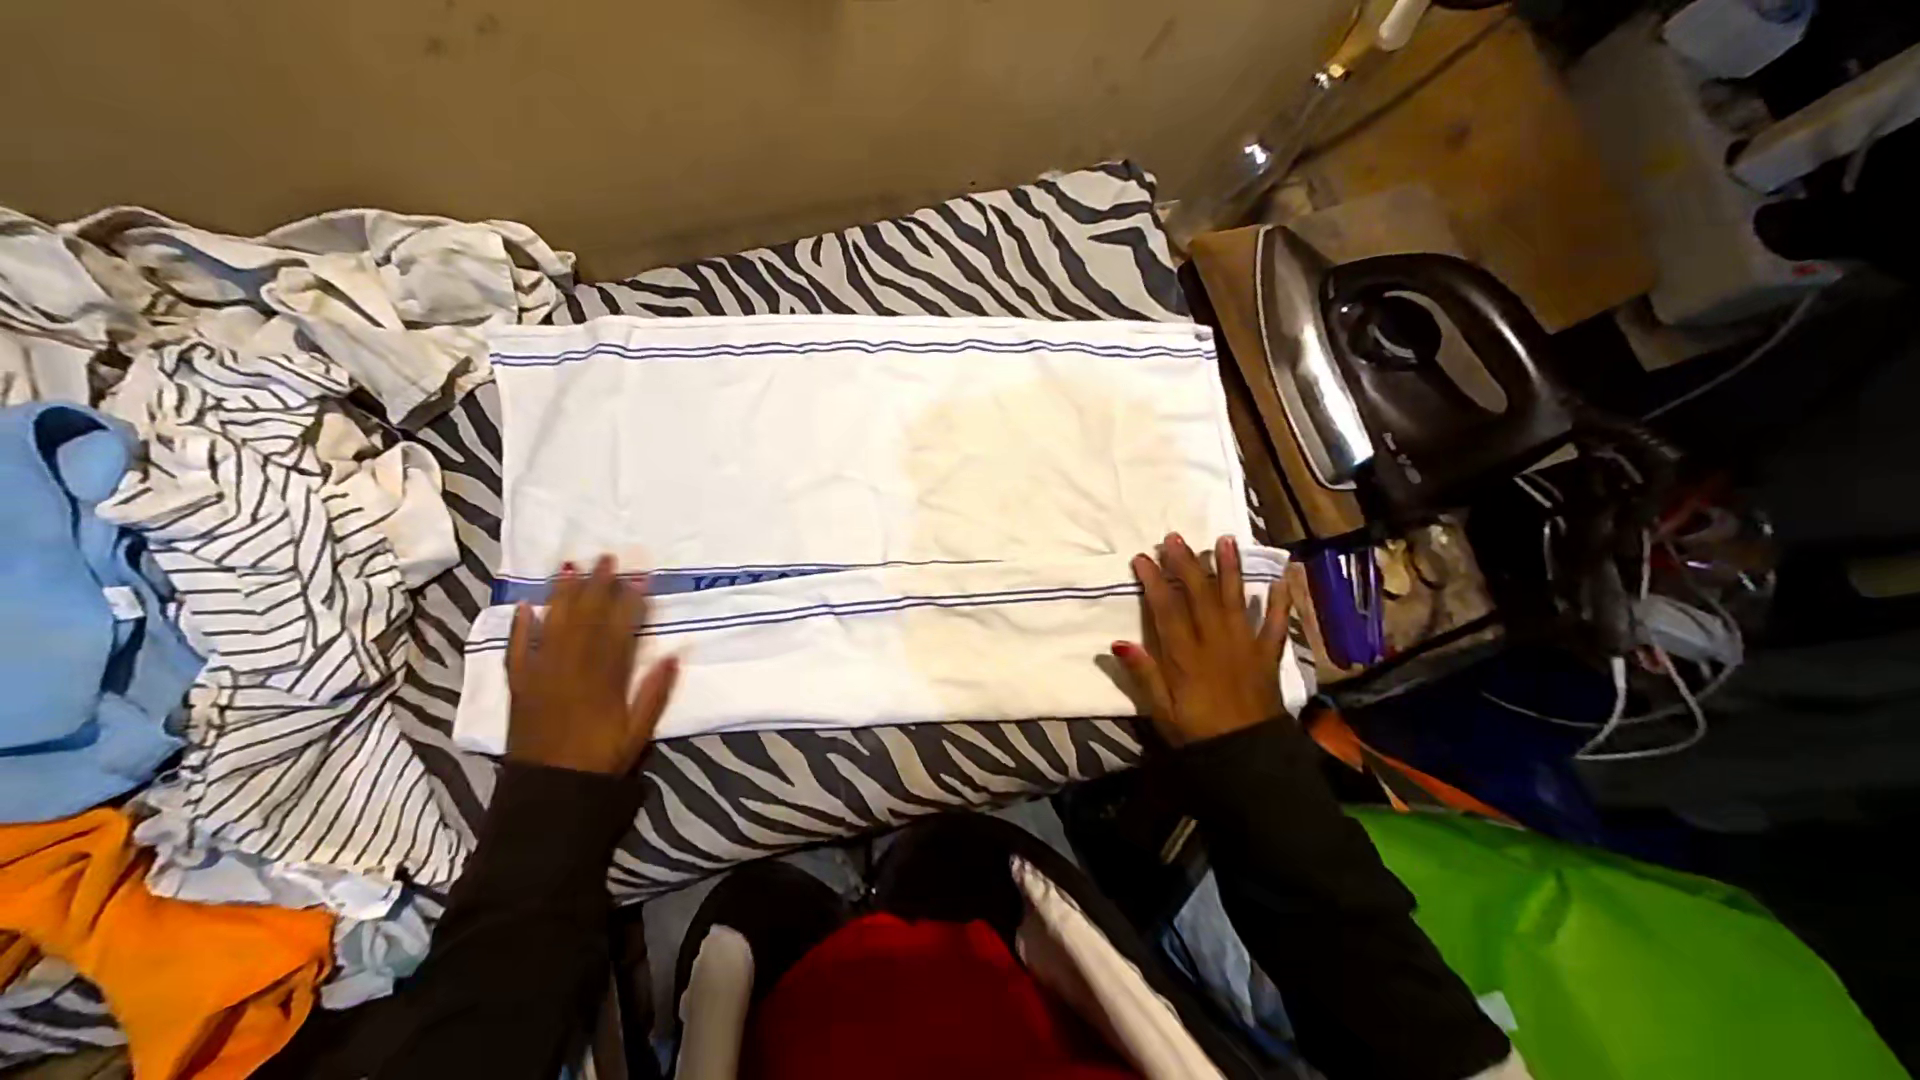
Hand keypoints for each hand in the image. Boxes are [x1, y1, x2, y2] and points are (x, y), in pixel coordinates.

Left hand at [506, 555, 678, 774]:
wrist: (548, 791)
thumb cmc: (600, 760)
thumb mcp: (638, 733)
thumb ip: (655, 693)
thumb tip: (675, 656)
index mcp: (603, 680)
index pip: (619, 631)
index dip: (630, 602)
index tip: (641, 577)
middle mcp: (570, 670)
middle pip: (584, 619)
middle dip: (596, 586)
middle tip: (606, 558)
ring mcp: (541, 675)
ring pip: (552, 626)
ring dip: (561, 595)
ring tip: (569, 566)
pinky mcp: (520, 686)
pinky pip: (517, 651)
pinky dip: (520, 628)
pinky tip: (525, 606)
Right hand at [1111, 533, 1291, 746]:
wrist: (1247, 756)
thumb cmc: (1197, 733)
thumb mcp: (1161, 710)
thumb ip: (1143, 674)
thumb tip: (1118, 643)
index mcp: (1186, 656)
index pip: (1167, 609)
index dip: (1154, 581)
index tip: (1143, 558)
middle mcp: (1216, 642)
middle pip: (1200, 596)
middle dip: (1186, 564)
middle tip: (1175, 538)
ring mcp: (1244, 646)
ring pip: (1236, 600)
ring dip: (1229, 569)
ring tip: (1225, 540)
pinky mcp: (1267, 656)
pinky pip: (1275, 625)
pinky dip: (1279, 603)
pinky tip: (1281, 580)